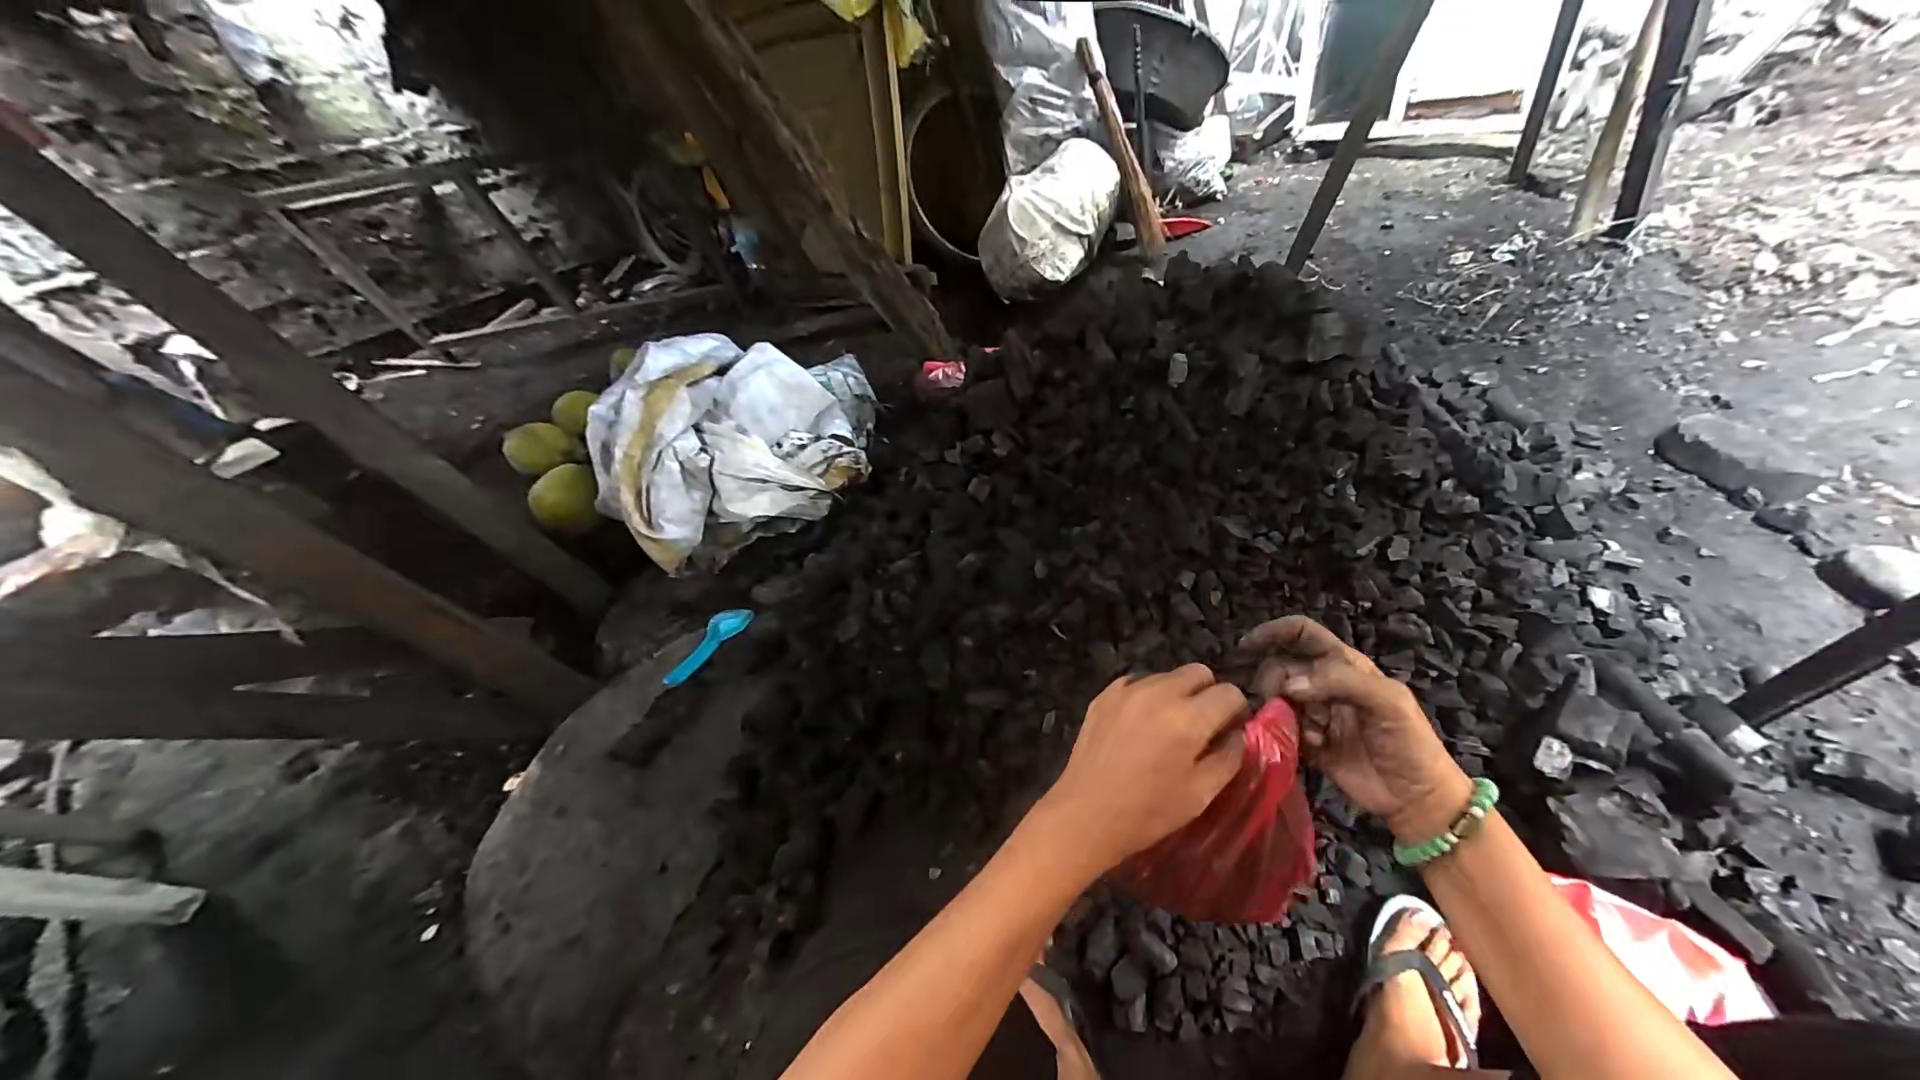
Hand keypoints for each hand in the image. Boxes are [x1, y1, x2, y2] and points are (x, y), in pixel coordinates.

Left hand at [1034, 664, 1247, 876]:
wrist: (1086, 813)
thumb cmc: (1148, 811)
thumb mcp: (1201, 793)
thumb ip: (1229, 757)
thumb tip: (1236, 733)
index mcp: (1188, 717)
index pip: (1230, 692)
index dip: (1236, 711)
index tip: (1229, 730)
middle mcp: (1158, 692)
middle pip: (1199, 672)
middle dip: (1208, 694)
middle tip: (1202, 727)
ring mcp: (1127, 690)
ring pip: (1167, 675)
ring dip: (1177, 694)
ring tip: (1167, 728)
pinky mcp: (1104, 694)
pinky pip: (1137, 683)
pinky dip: (1147, 696)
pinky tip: (1140, 726)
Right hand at [1239, 616, 1469, 842]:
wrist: (1417, 799)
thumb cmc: (1410, 743)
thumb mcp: (1387, 701)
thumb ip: (1340, 681)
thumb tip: (1290, 685)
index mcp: (1344, 664)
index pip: (1302, 633)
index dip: (1273, 632)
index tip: (1246, 646)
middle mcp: (1325, 683)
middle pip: (1280, 666)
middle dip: (1274, 680)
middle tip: (1281, 701)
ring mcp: (1314, 712)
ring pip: (1277, 696)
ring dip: (1283, 709)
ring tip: (1307, 729)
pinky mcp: (1307, 740)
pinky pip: (1281, 727)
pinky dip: (1288, 733)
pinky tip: (1313, 746)